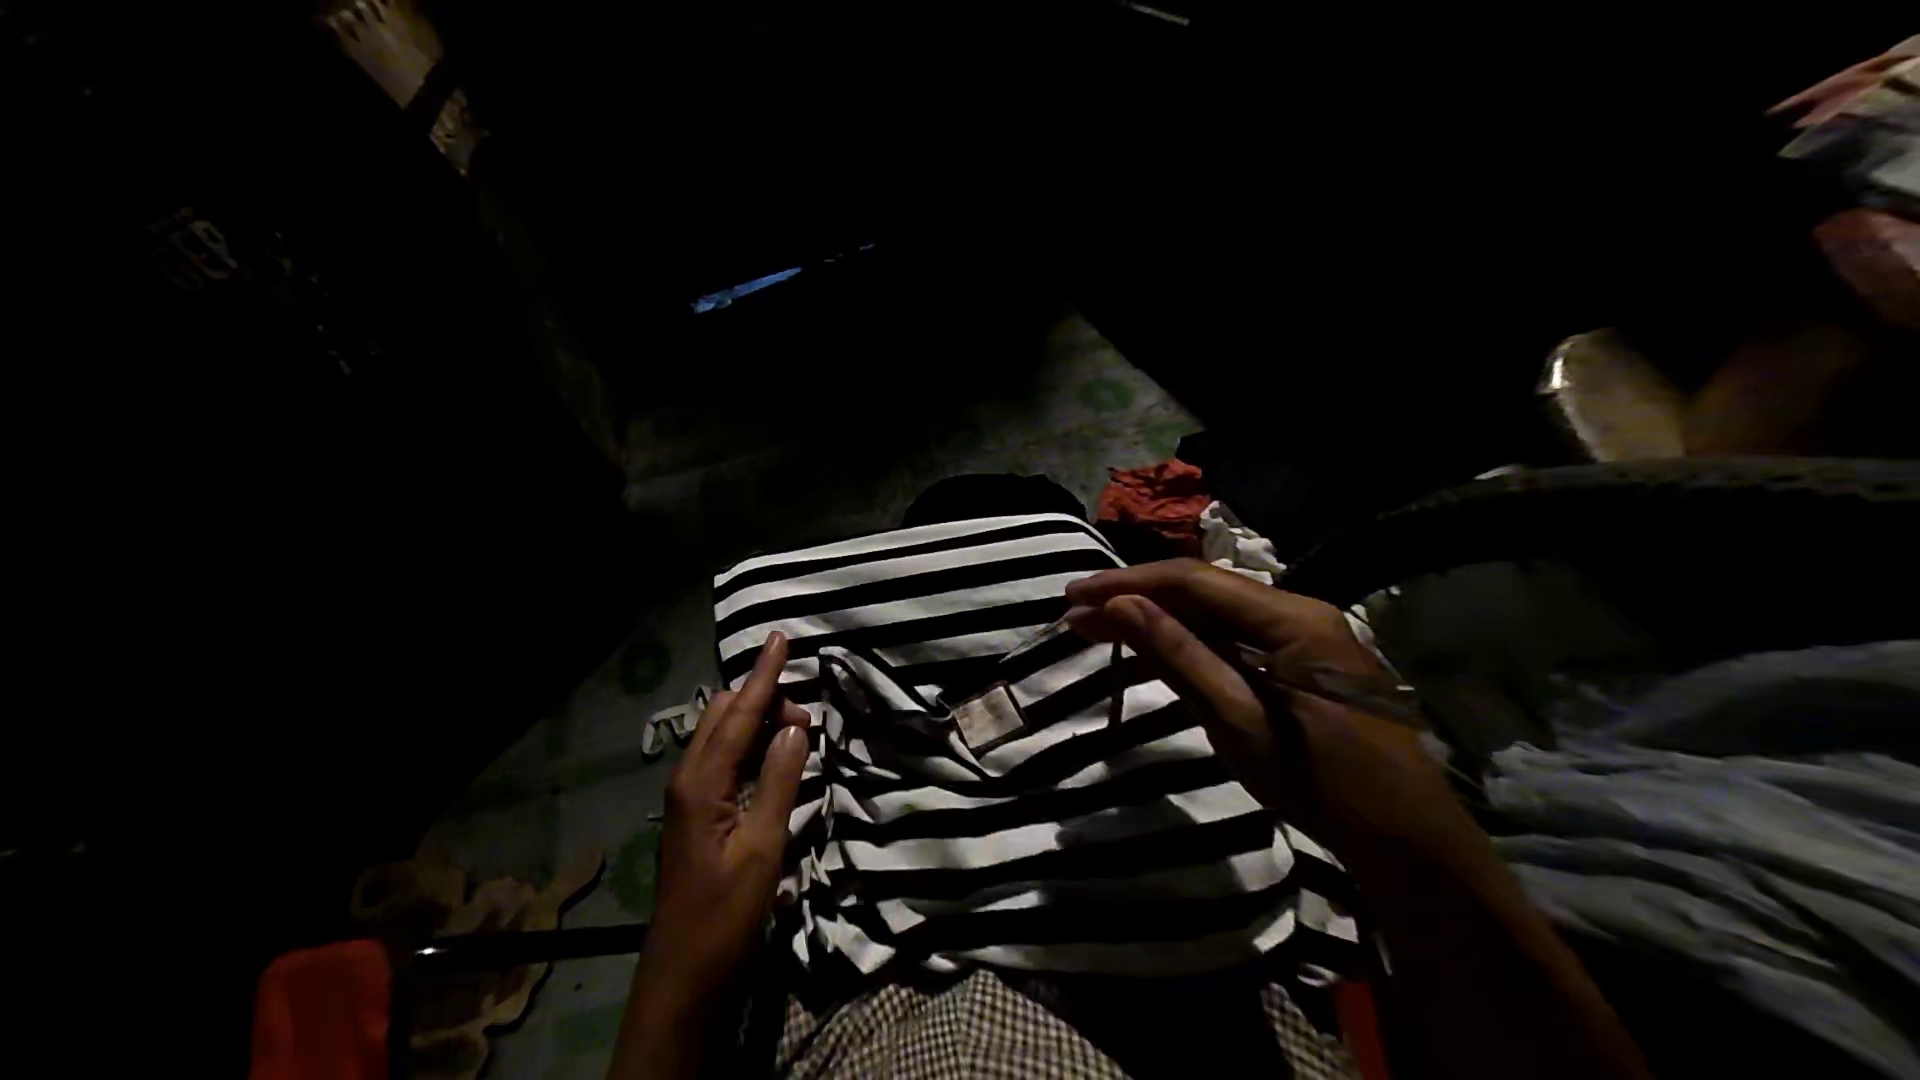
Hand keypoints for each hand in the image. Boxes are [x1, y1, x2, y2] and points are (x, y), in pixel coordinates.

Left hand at [611, 632, 809, 1077]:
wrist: (683, 974)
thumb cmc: (725, 912)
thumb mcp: (763, 846)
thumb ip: (780, 780)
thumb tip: (795, 726)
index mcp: (701, 782)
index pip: (739, 713)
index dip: (764, 675)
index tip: (781, 638)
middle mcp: (689, 778)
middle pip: (726, 716)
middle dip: (765, 699)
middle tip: (807, 717)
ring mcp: (689, 796)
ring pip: (724, 736)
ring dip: (759, 723)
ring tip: (799, 732)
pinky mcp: (697, 813)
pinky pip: (725, 760)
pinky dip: (751, 746)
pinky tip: (774, 755)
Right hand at [1065, 560, 1469, 858]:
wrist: (1408, 843)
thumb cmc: (1323, 785)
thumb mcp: (1239, 721)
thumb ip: (1179, 655)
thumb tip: (1120, 605)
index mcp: (1291, 618)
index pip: (1194, 582)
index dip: (1129, 584)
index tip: (1075, 595)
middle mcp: (1298, 611)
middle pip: (1202, 590)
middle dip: (1136, 597)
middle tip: (1076, 611)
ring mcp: (1301, 636)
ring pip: (1214, 613)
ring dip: (1157, 618)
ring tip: (1100, 626)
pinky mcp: (1297, 662)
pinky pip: (1231, 638)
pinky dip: (1187, 641)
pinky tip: (1152, 646)